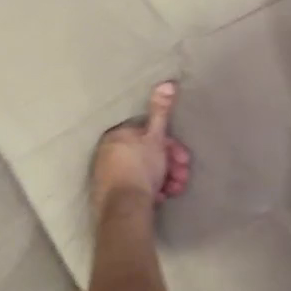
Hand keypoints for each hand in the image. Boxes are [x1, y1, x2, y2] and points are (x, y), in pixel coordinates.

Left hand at [90, 81, 191, 217]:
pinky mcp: (110, 198)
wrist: (125, 209)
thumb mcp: (155, 136)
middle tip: (182, 176)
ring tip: (174, 190)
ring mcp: (107, 177)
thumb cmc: (141, 167)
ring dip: (165, 180)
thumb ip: (161, 111)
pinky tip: (160, 198)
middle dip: (170, 165)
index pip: (147, 134)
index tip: (182, 157)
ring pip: (144, 173)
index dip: (170, 145)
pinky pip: (136, 189)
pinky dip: (151, 192)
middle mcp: (108, 154)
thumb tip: (167, 82)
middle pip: (147, 155)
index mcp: (117, 136)